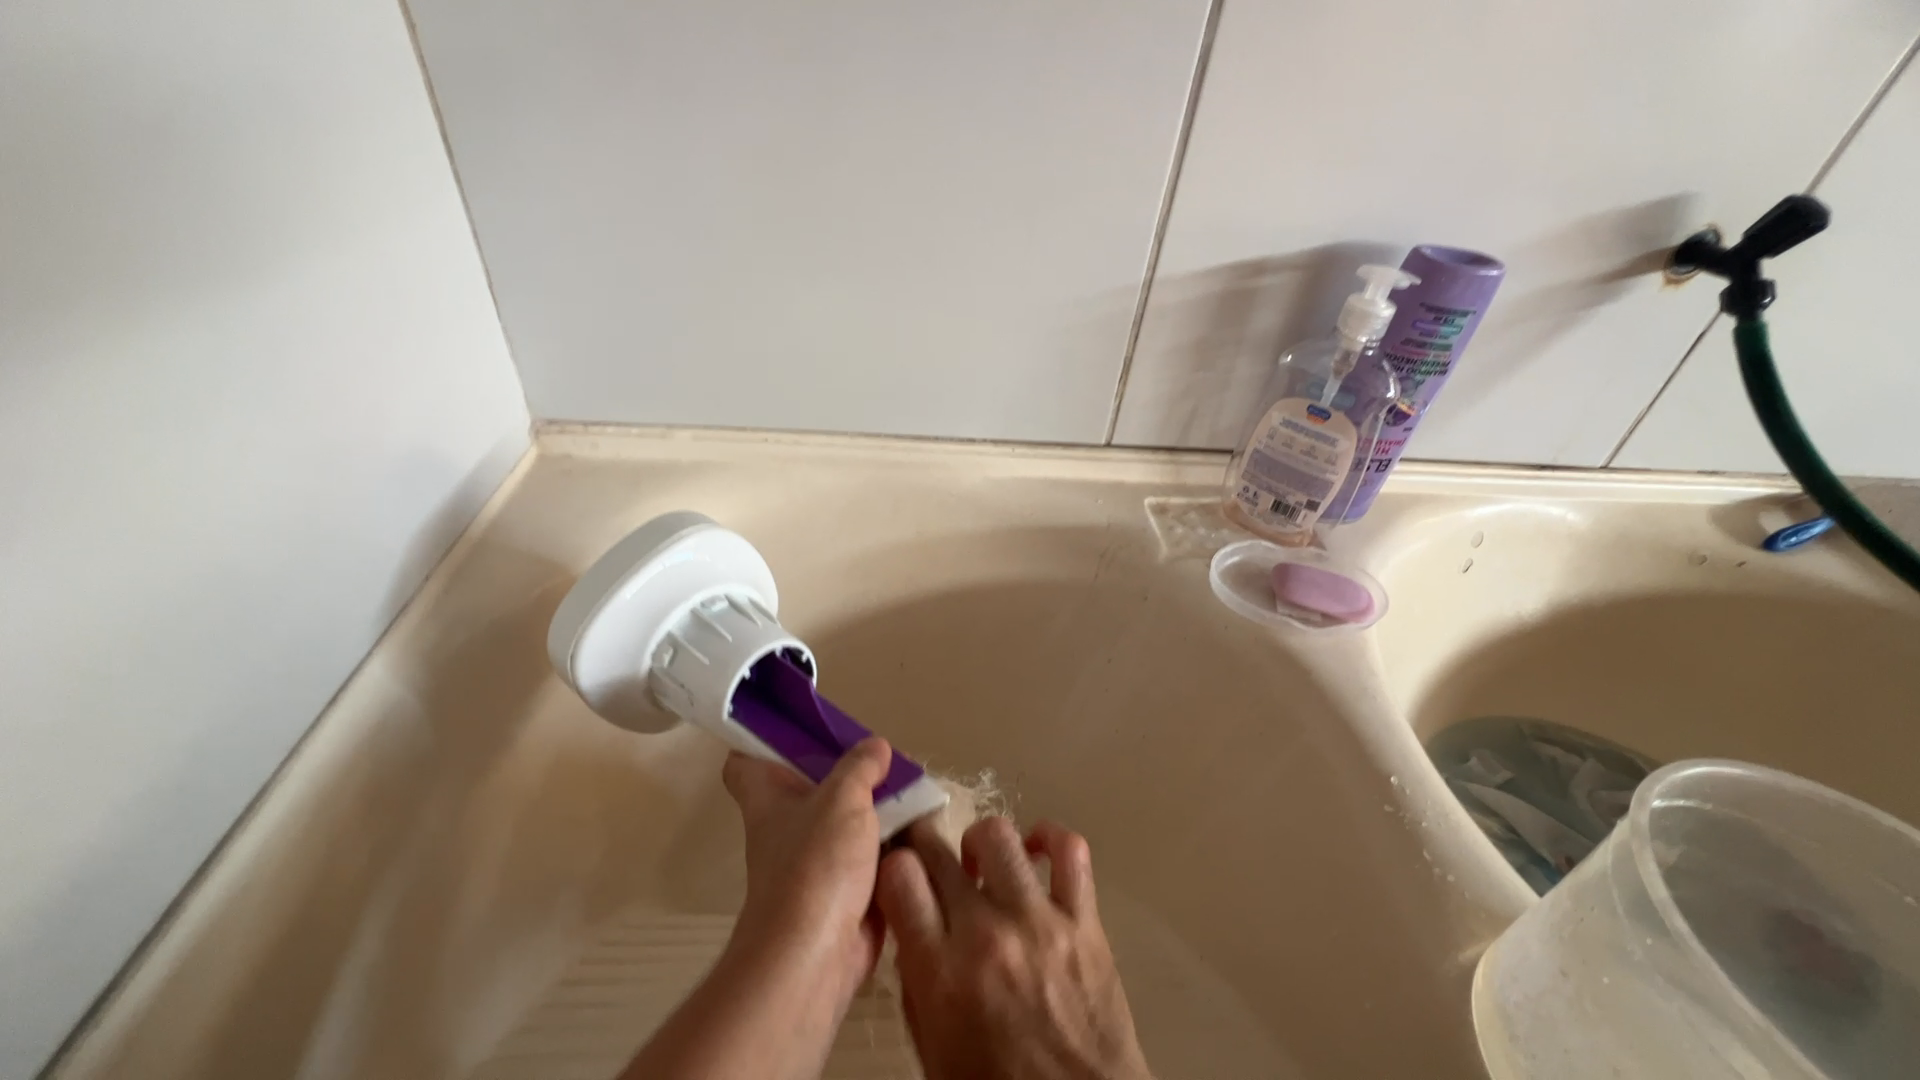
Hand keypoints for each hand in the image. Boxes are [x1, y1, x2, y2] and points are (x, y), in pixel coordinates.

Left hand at [721, 736, 891, 1000]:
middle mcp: (785, 828)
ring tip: (916, 792)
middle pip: (808, 789)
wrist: (816, 955)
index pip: (745, 761)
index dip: (762, 740)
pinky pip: (869, 860)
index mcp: (768, 799)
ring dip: (877, 813)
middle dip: (845, 774)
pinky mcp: (843, 893)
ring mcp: (815, 863)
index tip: (797, 726)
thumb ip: (860, 767)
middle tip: (882, 758)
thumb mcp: (842, 799)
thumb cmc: (815, 865)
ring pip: (846, 824)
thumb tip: (875, 746)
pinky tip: (922, 834)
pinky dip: (891, 850)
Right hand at [876, 816, 1152, 1079]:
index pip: (898, 876)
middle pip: (937, 850)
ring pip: (997, 835)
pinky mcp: (1085, 921)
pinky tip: (1034, 851)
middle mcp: (986, 934)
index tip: (895, 872)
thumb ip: (915, 981)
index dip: (891, 865)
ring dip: (979, 844)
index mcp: (941, 972)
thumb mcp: (931, 1048)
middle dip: (923, 845)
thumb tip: (912, 924)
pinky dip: (1050, 838)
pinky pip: (1071, 850)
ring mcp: (1039, 921)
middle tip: (927, 858)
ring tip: (981, 866)